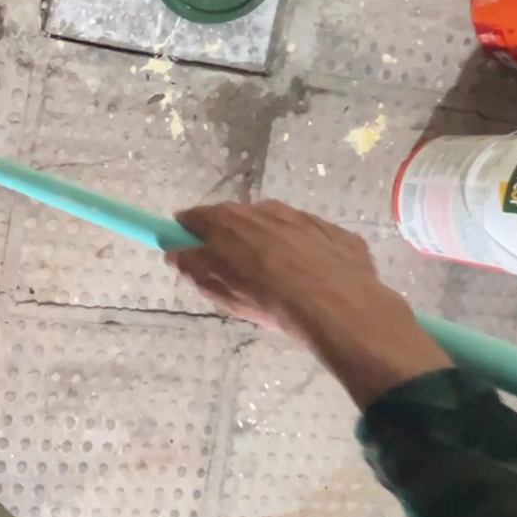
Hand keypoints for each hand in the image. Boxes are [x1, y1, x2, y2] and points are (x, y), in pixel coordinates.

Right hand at [166, 201, 450, 406]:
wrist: (339, 307)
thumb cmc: (265, 296)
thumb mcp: (215, 288)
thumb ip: (191, 266)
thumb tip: (177, 254)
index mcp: (225, 220)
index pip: (193, 218)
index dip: (186, 232)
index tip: (187, 248)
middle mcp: (262, 210)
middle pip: (235, 218)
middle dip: (228, 235)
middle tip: (232, 266)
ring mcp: (304, 219)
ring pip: (275, 224)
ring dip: (268, 240)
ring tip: (276, 272)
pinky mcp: (338, 234)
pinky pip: (312, 238)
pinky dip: (306, 250)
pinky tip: (311, 275)